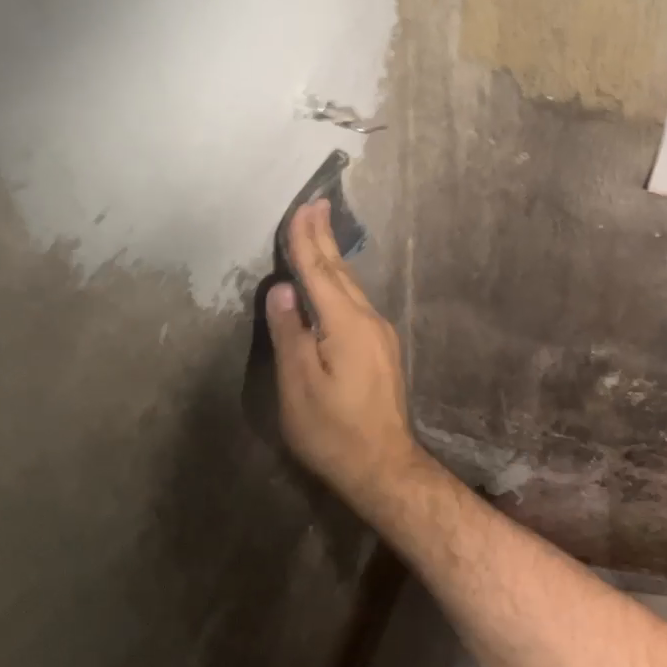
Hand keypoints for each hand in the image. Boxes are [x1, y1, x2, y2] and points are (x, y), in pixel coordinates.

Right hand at [268, 198, 421, 515]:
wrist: (382, 460)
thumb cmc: (332, 429)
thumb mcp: (298, 385)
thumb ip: (291, 334)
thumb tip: (284, 290)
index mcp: (348, 324)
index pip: (321, 273)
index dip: (308, 241)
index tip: (304, 207)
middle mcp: (371, 321)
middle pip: (340, 275)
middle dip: (324, 241)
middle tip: (315, 206)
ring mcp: (380, 335)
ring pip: (351, 289)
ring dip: (332, 261)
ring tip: (318, 235)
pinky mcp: (381, 349)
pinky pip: (355, 305)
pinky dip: (338, 286)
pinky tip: (330, 284)